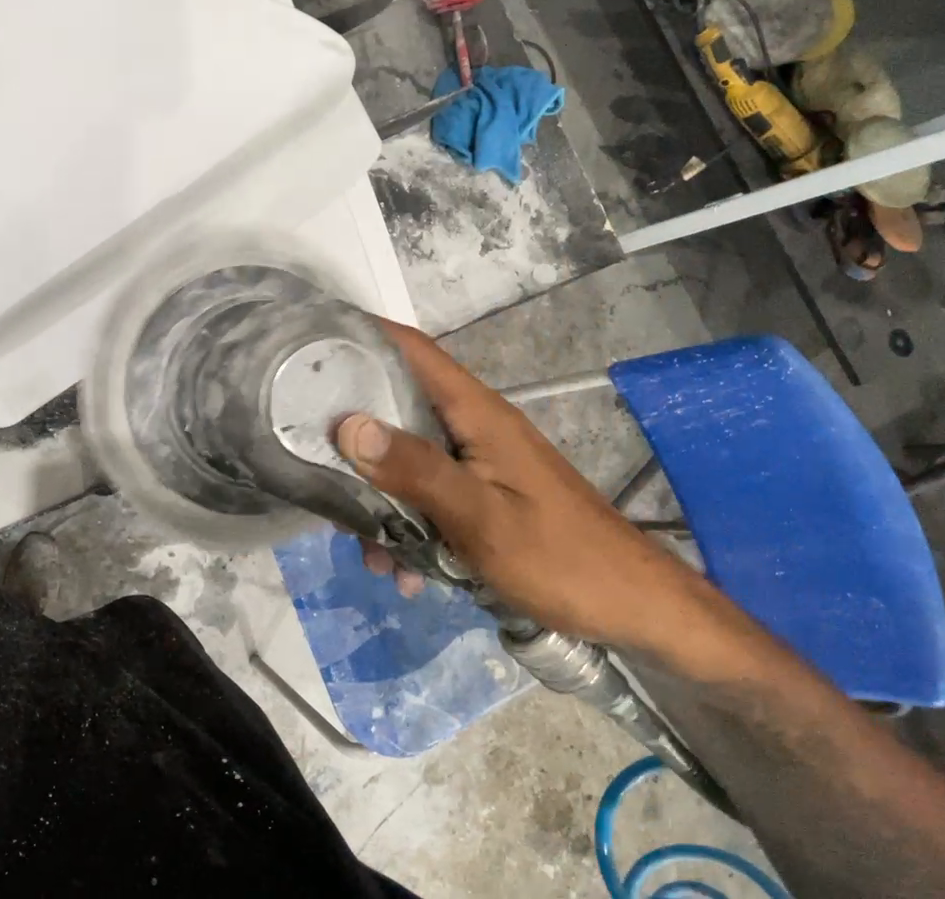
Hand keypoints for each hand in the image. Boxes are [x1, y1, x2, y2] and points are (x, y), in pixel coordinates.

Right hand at [333, 320, 709, 650]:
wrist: (638, 611)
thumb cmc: (561, 559)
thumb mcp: (480, 518)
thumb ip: (415, 468)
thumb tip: (347, 423)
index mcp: (476, 414)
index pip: (412, 350)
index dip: (361, 334)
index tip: (306, 340)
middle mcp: (472, 427)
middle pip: (394, 407)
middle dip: (351, 437)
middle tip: (308, 463)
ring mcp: (477, 463)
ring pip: (403, 461)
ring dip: (378, 502)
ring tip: (371, 556)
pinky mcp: (481, 496)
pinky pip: (425, 498)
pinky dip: (406, 528)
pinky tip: (406, 573)